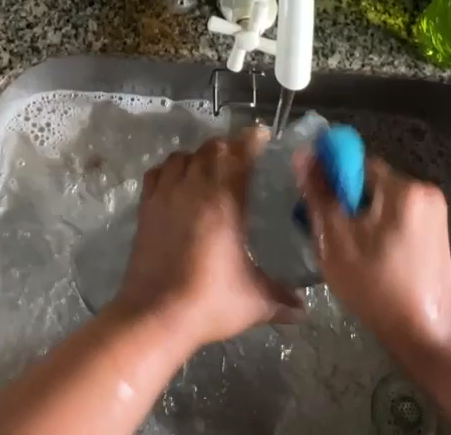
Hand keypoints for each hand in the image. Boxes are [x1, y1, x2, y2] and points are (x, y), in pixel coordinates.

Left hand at [110, 127, 301, 347]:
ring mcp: (165, 195)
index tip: (261, 135)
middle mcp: (193, 188)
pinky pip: (157, 173)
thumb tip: (304, 309)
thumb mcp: (255, 302)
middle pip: (210, 149)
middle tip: (240, 156)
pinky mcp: (145, 207)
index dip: (251, 140)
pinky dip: (170, 169)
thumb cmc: (209, 301)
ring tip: (208, 167)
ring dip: (198, 155)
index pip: (239, 155)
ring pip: (182, 156)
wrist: (155, 315)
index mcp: (223, 201)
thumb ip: (283, 300)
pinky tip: (177, 181)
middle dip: (227, 146)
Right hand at [295, 152, 450, 355]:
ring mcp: (434, 210)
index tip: (316, 201)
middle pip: (369, 180)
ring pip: (381, 198)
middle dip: (346, 199)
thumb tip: (302, 155)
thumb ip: (319, 196)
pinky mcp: (436, 229)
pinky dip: (379, 224)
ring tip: (347, 244)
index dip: (331, 178)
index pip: (355, 163)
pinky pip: (397, 213)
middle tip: (328, 229)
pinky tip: (370, 252)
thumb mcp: (337, 242)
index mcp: (403, 189)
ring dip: (361, 213)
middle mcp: (424, 190)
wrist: (426, 335)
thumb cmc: (377, 288)